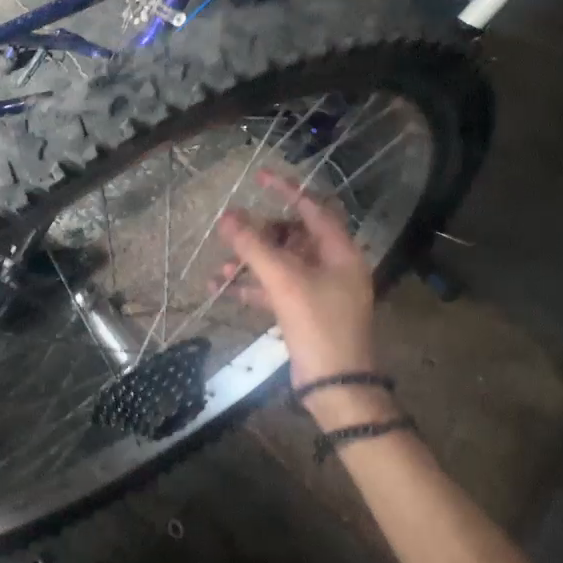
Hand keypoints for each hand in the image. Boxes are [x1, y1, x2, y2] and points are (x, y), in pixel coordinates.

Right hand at [212, 169, 377, 387]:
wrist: (336, 385)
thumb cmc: (318, 324)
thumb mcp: (283, 280)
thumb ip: (252, 246)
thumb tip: (226, 216)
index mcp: (340, 254)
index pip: (313, 209)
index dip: (286, 190)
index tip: (258, 176)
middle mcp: (333, 267)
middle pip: (293, 236)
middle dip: (259, 232)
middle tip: (233, 230)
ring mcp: (319, 291)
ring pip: (280, 262)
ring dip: (250, 260)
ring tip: (222, 265)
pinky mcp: (304, 311)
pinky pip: (273, 286)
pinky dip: (250, 284)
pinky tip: (221, 287)